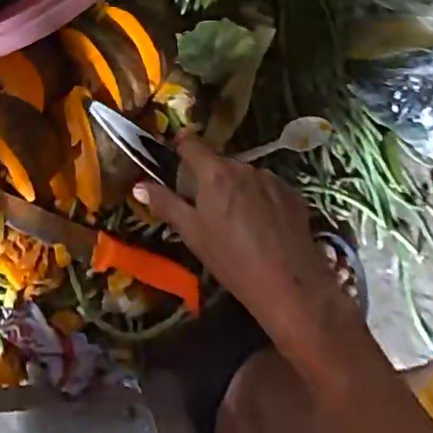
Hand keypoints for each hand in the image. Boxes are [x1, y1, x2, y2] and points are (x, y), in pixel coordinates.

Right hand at [134, 134, 352, 350]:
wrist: (292, 288)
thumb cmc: (233, 261)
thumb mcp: (193, 235)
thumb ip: (166, 205)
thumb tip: (139, 185)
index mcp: (215, 172)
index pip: (192, 144)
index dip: (181, 146)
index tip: (174, 155)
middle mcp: (244, 167)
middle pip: (219, 163)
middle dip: (210, 178)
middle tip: (206, 208)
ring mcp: (271, 179)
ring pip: (244, 177)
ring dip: (237, 189)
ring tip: (238, 224)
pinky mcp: (293, 195)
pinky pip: (268, 189)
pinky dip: (261, 200)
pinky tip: (263, 229)